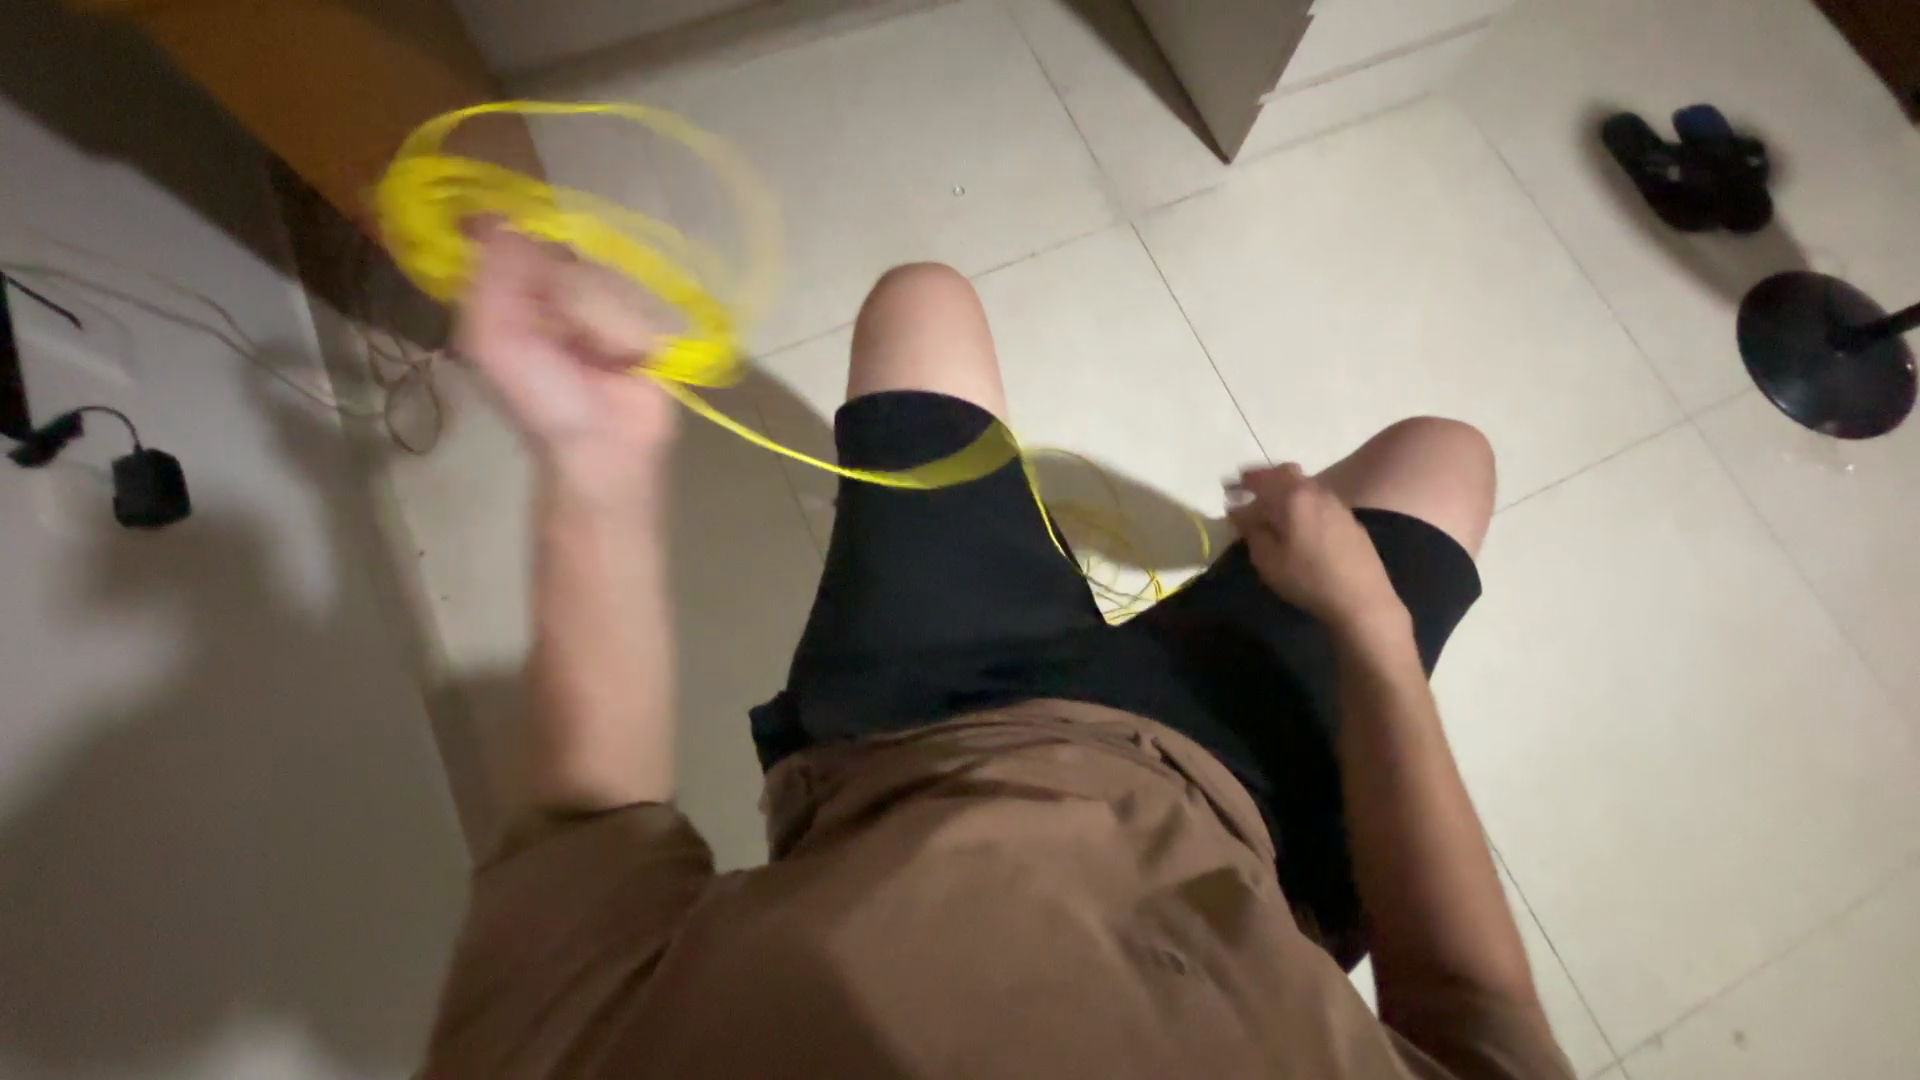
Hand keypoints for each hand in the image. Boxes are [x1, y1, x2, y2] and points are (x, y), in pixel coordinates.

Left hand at [455, 223, 677, 496]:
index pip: (519, 237)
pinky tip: (632, 359)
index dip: (527, 244)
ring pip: (610, 276)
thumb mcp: (495, 340)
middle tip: (570, 341)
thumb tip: (497, 217)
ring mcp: (608, 303)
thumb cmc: (543, 399)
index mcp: (515, 291)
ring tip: (606, 358)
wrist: (608, 444)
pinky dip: (634, 331)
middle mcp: (561, 289)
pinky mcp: (650, 321)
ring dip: (604, 320)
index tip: (536, 274)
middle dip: (570, 295)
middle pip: (570, 252)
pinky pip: (644, 300)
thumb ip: (492, 279)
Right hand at [1228, 464, 1407, 637]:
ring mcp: (1337, 505)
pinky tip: (1299, 523)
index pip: (1261, 478)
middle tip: (1249, 490)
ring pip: (1305, 485)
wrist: (1361, 599)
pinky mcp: (1350, 520)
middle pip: (1286, 473)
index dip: (1242, 481)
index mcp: (1292, 498)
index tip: (1228, 487)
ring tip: (1272, 509)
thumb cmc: (1307, 578)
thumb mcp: (1266, 559)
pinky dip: (1302, 503)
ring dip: (1285, 490)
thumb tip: (1239, 512)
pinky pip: (1319, 500)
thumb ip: (1251, 530)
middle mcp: (1316, 492)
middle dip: (1265, 478)